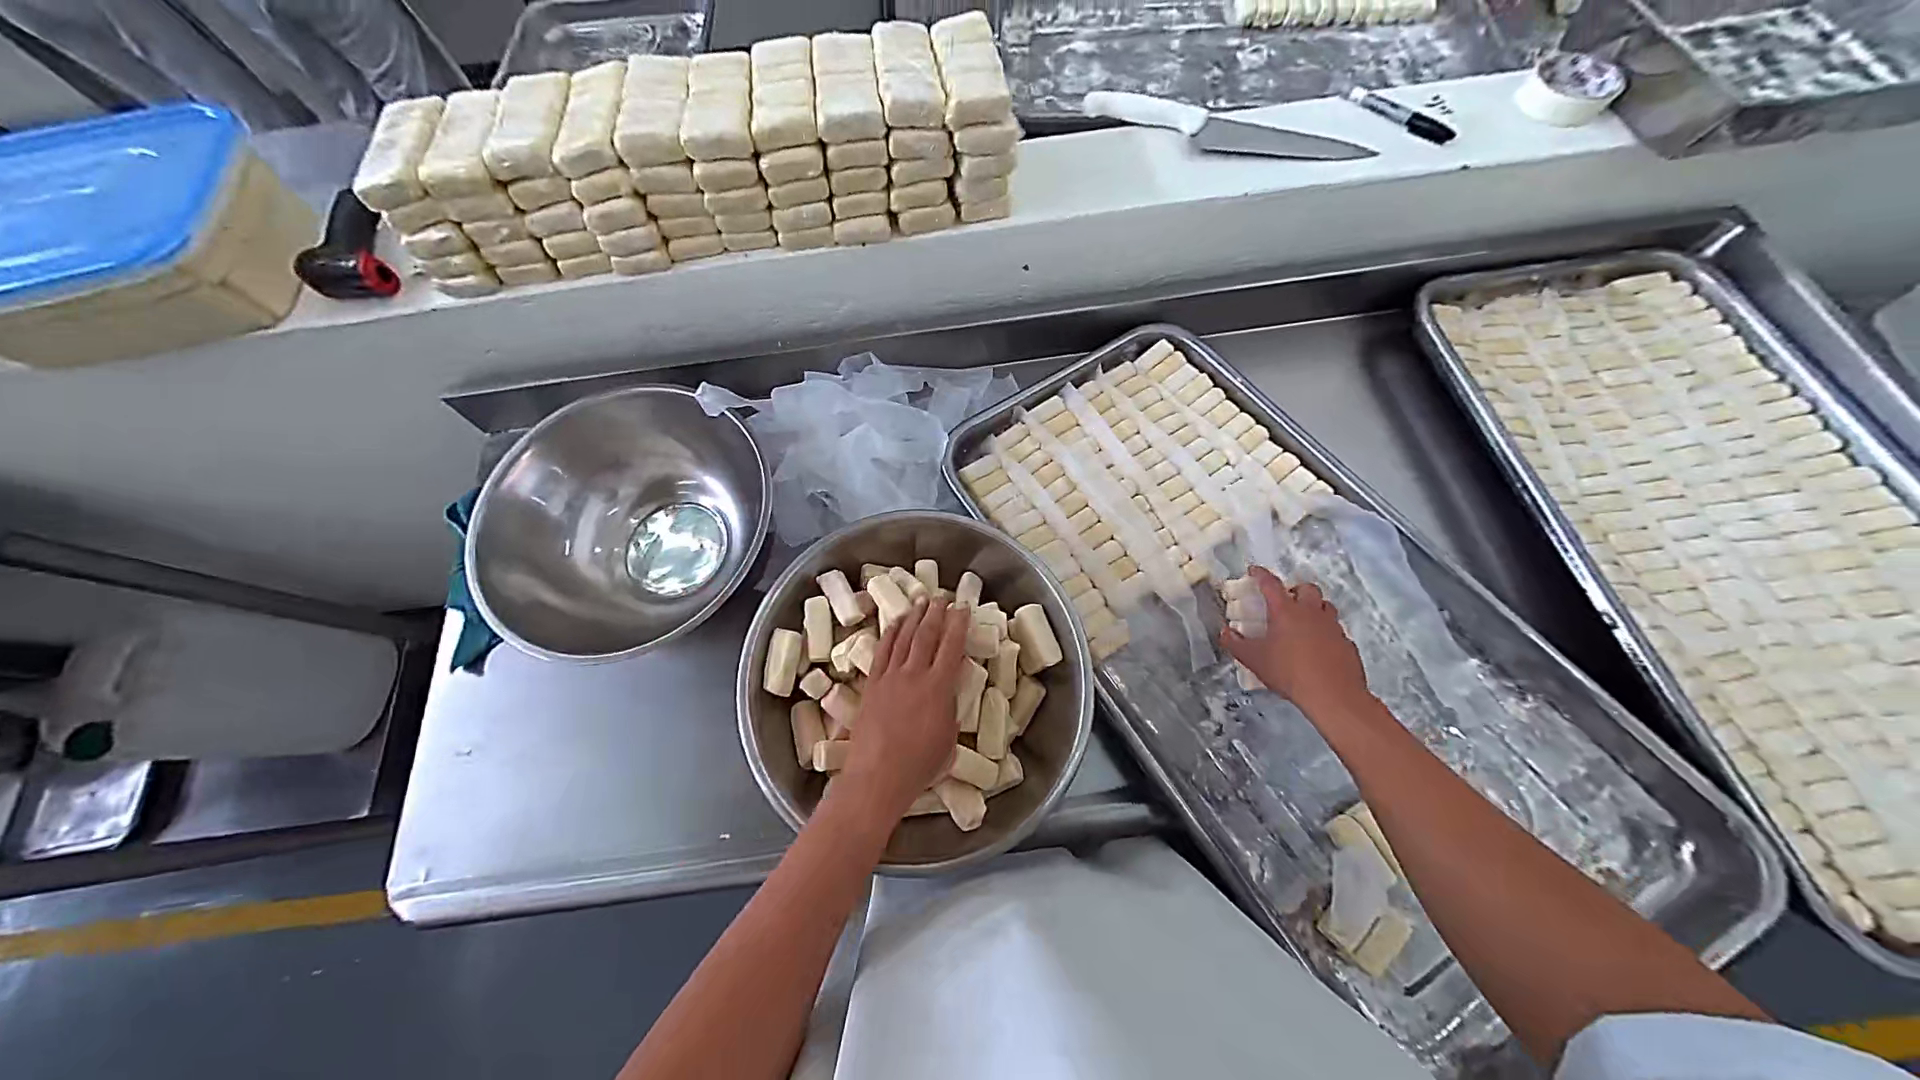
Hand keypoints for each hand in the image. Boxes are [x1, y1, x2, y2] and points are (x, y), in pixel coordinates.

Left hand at [837, 597, 968, 819]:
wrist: (878, 776)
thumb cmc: (919, 765)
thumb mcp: (949, 738)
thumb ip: (950, 711)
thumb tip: (948, 698)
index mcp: (939, 687)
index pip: (952, 646)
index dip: (959, 624)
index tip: (963, 608)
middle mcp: (914, 675)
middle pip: (927, 635)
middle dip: (936, 613)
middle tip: (942, 598)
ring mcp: (890, 678)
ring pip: (904, 638)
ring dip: (914, 617)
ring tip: (921, 602)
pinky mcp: (872, 685)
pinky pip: (882, 652)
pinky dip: (890, 634)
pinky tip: (895, 624)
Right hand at [1221, 566, 1372, 720]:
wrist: (1332, 695)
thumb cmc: (1290, 673)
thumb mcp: (1253, 660)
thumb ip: (1235, 644)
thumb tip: (1225, 633)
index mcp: (1286, 611)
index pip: (1271, 584)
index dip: (1261, 575)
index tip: (1254, 571)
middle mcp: (1311, 613)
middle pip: (1306, 588)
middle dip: (1294, 590)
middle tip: (1284, 600)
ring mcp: (1332, 627)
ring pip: (1325, 606)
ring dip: (1313, 607)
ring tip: (1303, 621)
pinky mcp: (1346, 643)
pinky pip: (1336, 630)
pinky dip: (1326, 631)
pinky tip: (1318, 645)